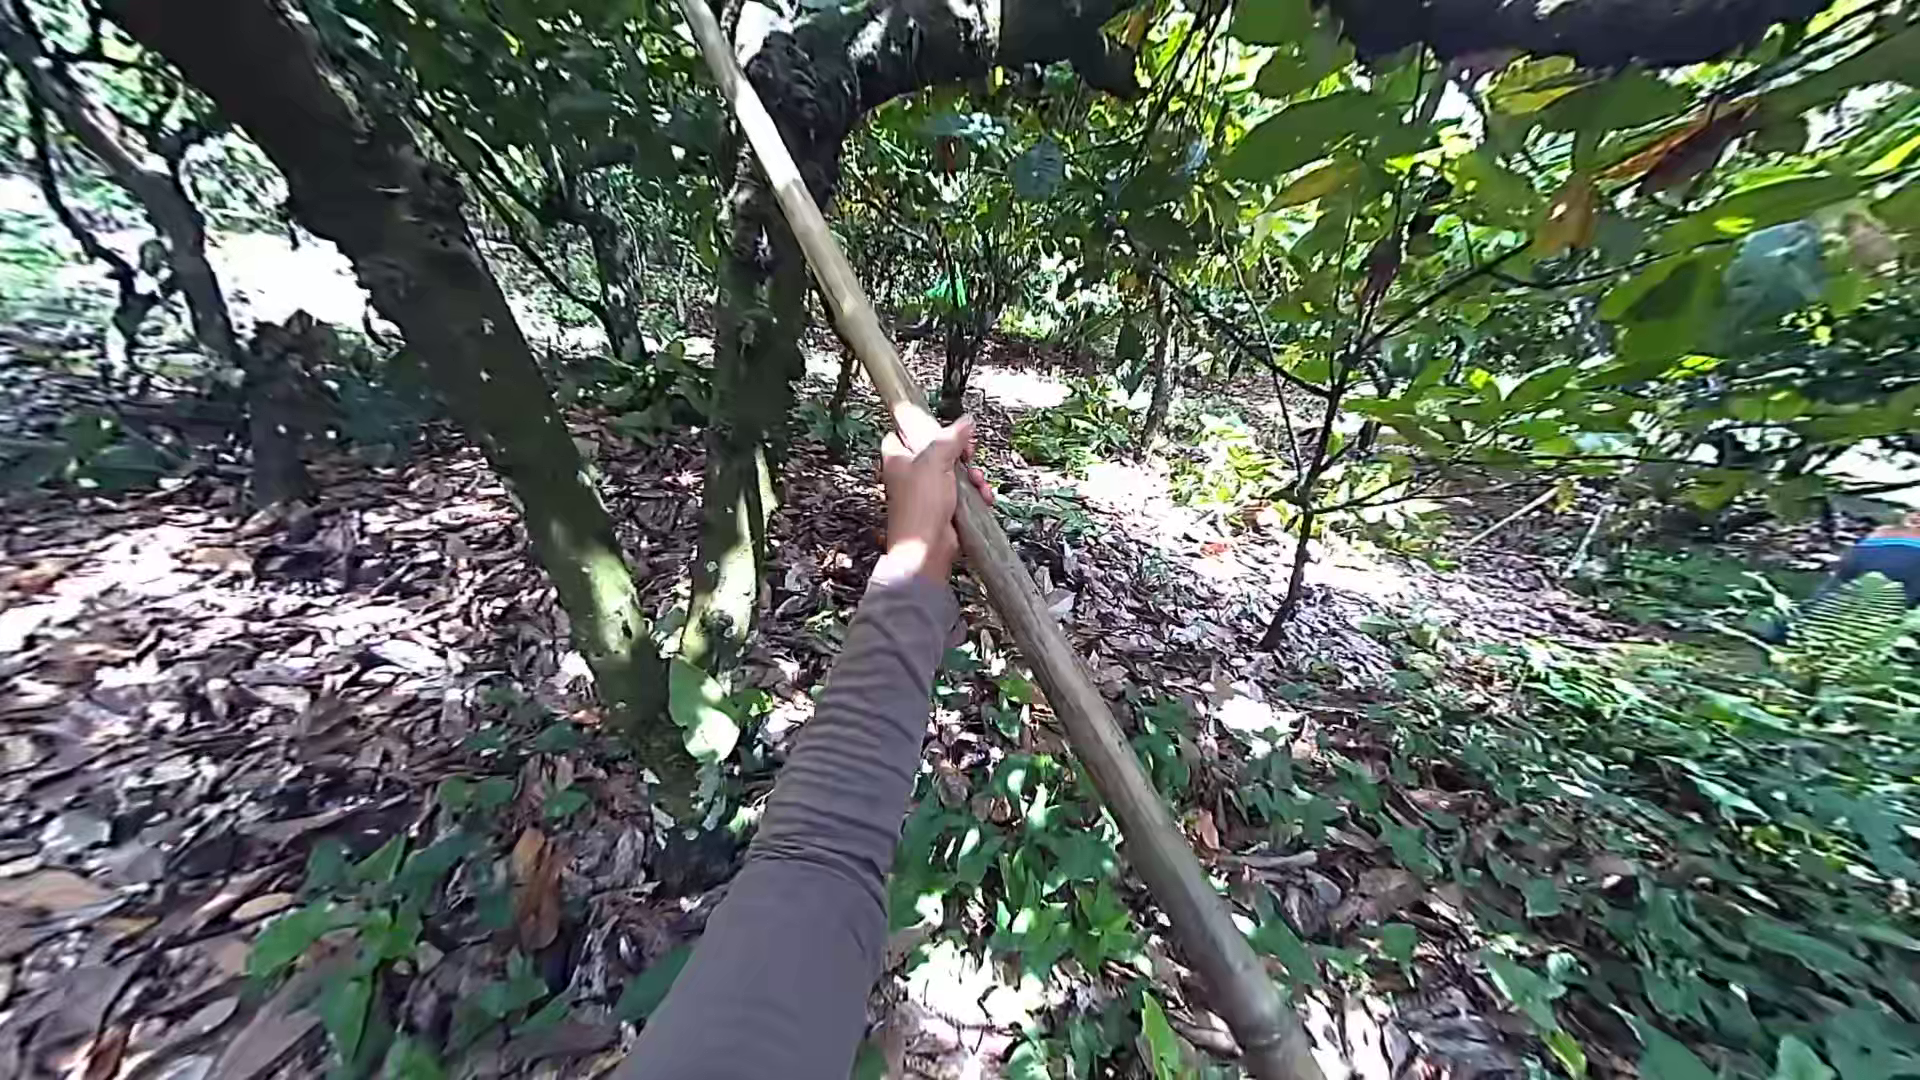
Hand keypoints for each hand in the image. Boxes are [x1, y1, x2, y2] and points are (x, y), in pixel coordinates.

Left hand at [877, 412, 992, 582]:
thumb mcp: (935, 460)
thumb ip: (951, 437)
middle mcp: (910, 475)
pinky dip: (975, 494)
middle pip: (937, 452)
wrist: (926, 549)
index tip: (943, 431)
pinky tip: (983, 497)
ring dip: (971, 477)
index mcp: (898, 459)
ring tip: (977, 483)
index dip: (923, 429)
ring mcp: (927, 493)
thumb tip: (966, 421)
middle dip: (960, 455)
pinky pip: (963, 494)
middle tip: (968, 457)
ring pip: (954, 473)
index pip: (902, 434)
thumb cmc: (921, 505)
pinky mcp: (944, 509)